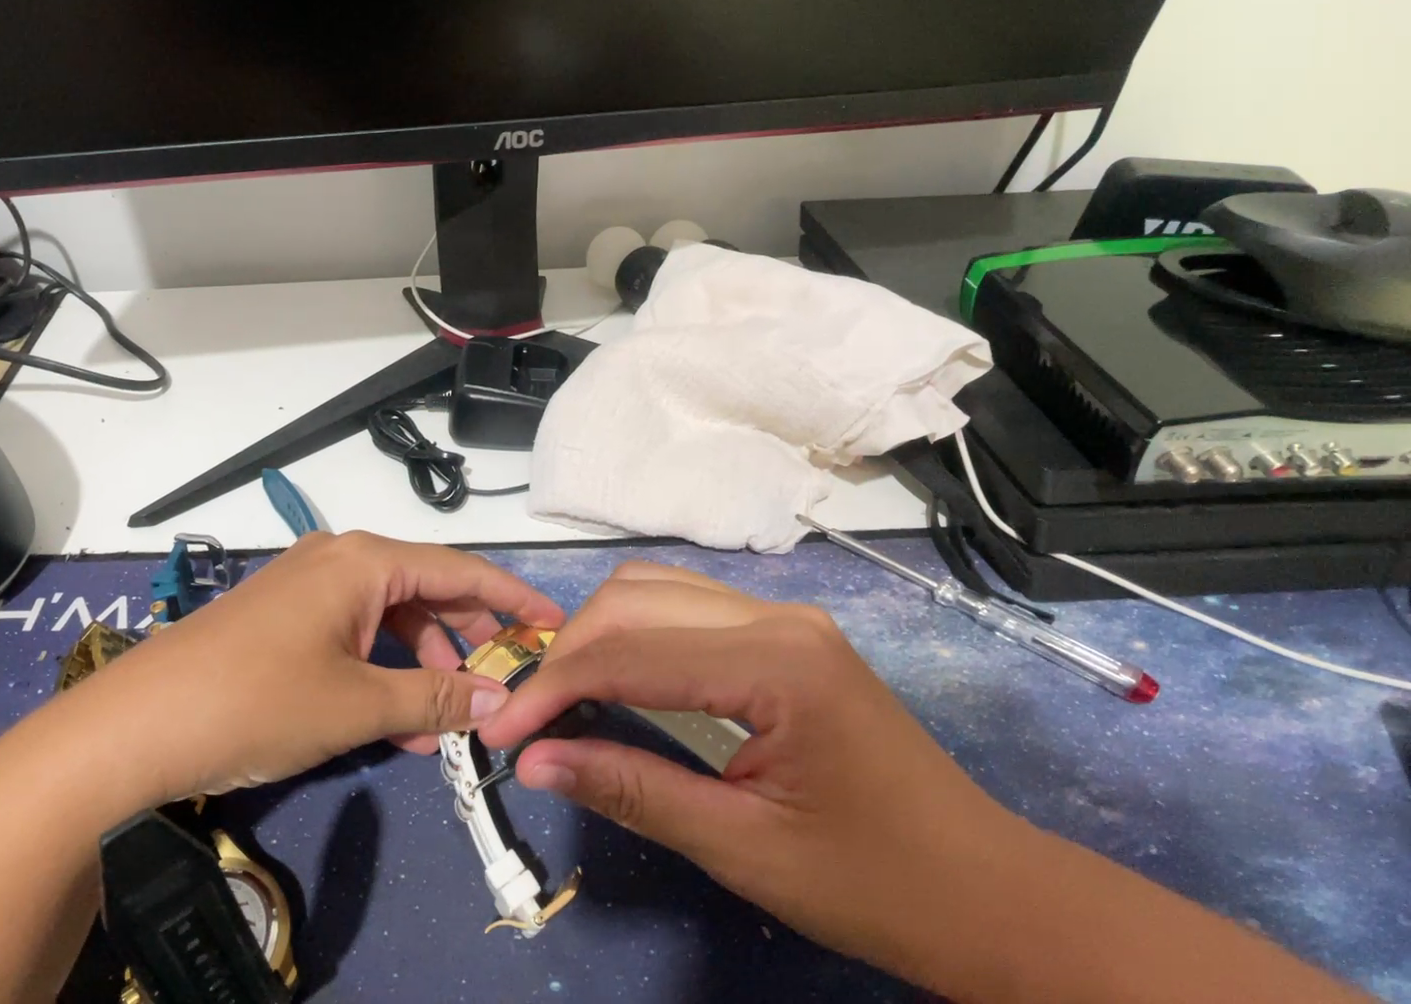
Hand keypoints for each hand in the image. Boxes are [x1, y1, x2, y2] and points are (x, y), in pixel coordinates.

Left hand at [77, 531, 563, 800]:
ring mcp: (305, 587)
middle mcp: (338, 559)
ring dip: (420, 667)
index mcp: (364, 560)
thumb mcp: (356, 705)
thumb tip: (498, 699)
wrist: (136, 727)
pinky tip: (391, 721)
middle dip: (465, 640)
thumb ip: (433, 699)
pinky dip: (380, 671)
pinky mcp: (282, 618)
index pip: (460, 570)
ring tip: (436, 726)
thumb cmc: (257, 702)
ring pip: (388, 618)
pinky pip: (352, 634)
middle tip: (498, 684)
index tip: (553, 624)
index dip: (512, 598)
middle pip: (425, 590)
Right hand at [478, 563, 1027, 984]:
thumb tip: (534, 760)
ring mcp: (786, 620)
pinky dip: (634, 639)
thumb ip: (631, 789)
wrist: (987, 894)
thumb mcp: (740, 847)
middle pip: (634, 601)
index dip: (552, 689)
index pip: (629, 654)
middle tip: (527, 718)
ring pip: (656, 592)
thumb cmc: (872, 883)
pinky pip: (686, 612)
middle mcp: (779, 617)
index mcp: (776, 663)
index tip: (500, 731)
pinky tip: (615, 682)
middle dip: (567, 653)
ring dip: (597, 637)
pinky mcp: (786, 637)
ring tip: (561, 699)